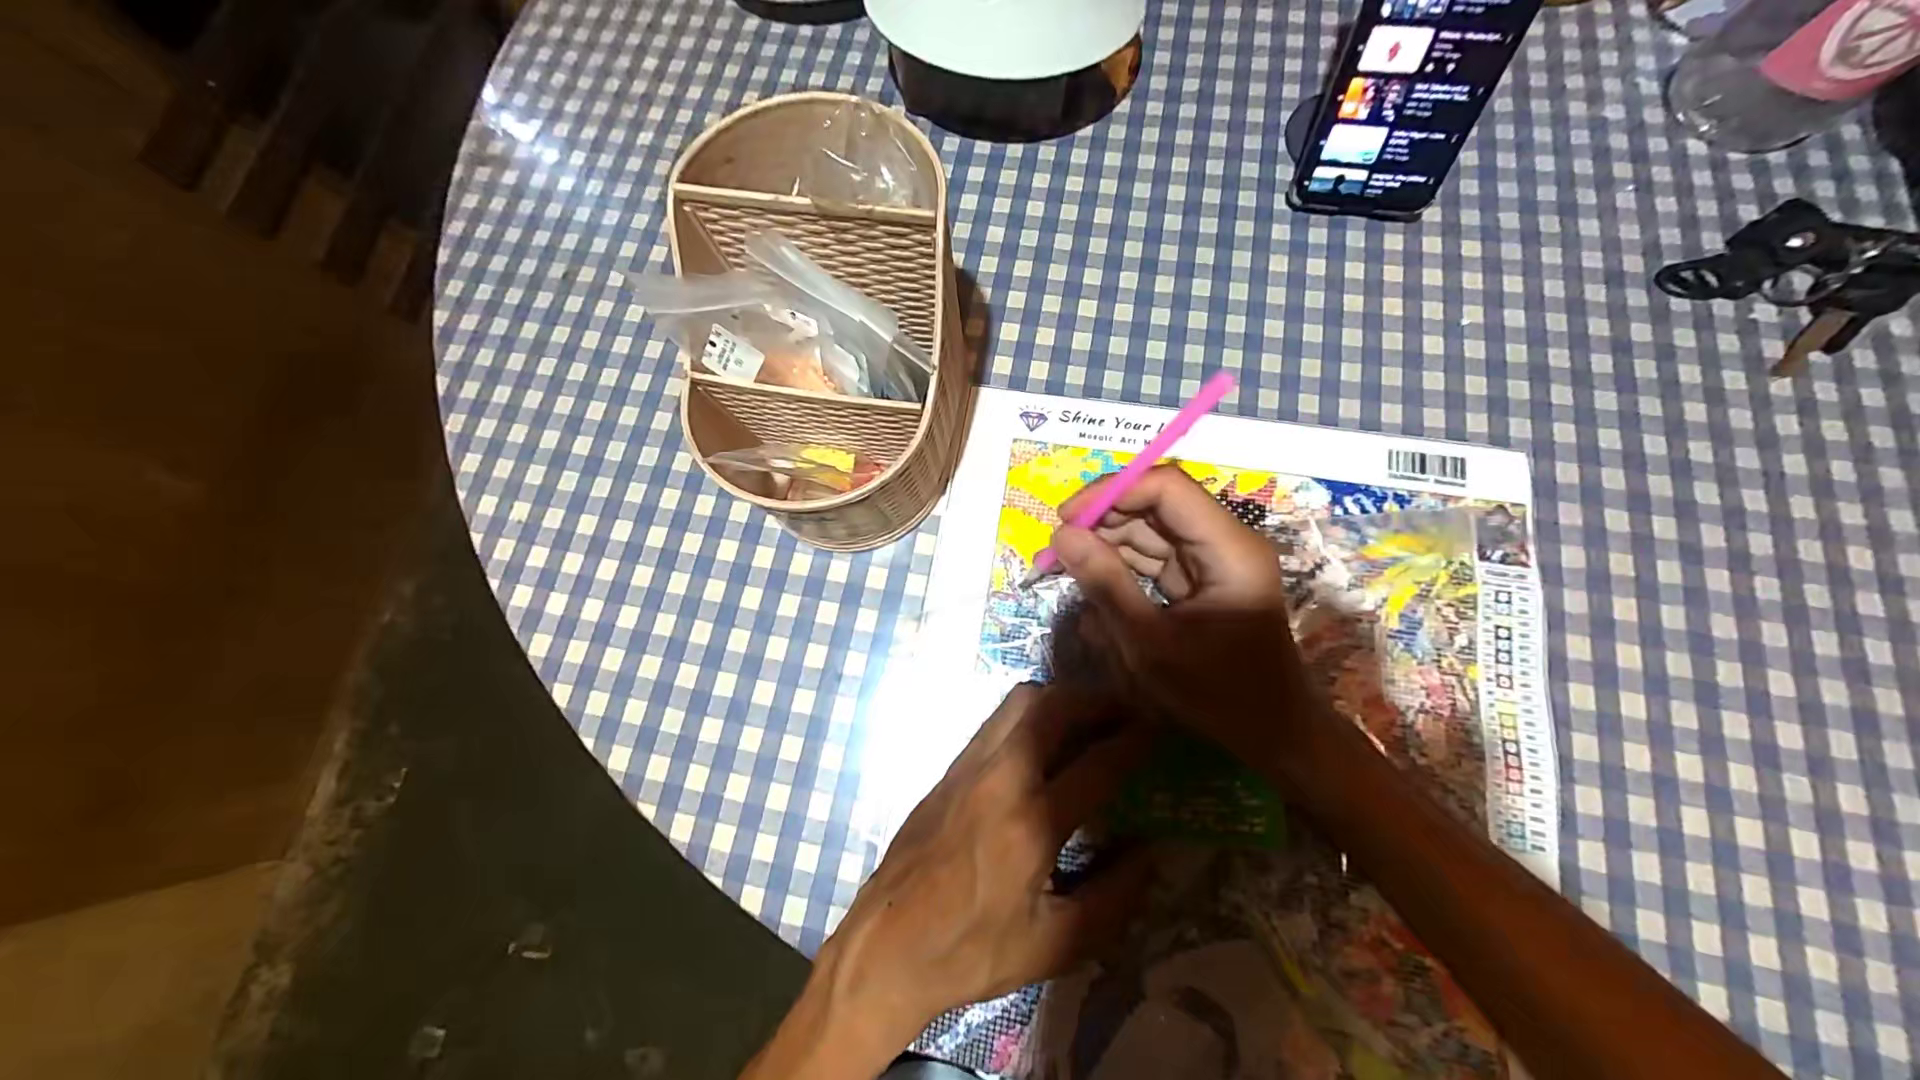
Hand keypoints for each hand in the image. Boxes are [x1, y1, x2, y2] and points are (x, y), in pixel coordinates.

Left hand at [740, 684, 1152, 1079]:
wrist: (888, 944)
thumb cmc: (974, 952)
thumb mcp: (1058, 945)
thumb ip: (1115, 896)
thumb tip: (1148, 848)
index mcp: (1031, 824)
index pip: (1097, 764)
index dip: (1135, 742)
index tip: (1159, 729)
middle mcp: (999, 778)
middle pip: (1054, 707)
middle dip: (1097, 700)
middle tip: (1127, 711)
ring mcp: (968, 765)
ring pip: (1020, 701)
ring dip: (1061, 699)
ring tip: (1088, 718)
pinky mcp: (949, 768)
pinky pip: (997, 719)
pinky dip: (1030, 713)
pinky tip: (1044, 739)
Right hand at [1048, 465, 1337, 793]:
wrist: (1271, 734)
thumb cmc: (1218, 694)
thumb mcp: (1151, 644)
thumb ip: (1106, 584)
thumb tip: (1061, 535)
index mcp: (1229, 548)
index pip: (1167, 487)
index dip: (1112, 492)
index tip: (1065, 520)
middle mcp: (1225, 541)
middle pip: (1155, 504)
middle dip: (1101, 522)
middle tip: (1053, 552)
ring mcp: (1213, 558)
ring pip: (1149, 529)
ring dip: (1104, 545)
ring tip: (1060, 569)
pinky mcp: (1200, 578)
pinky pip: (1153, 557)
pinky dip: (1119, 566)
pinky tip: (1089, 583)